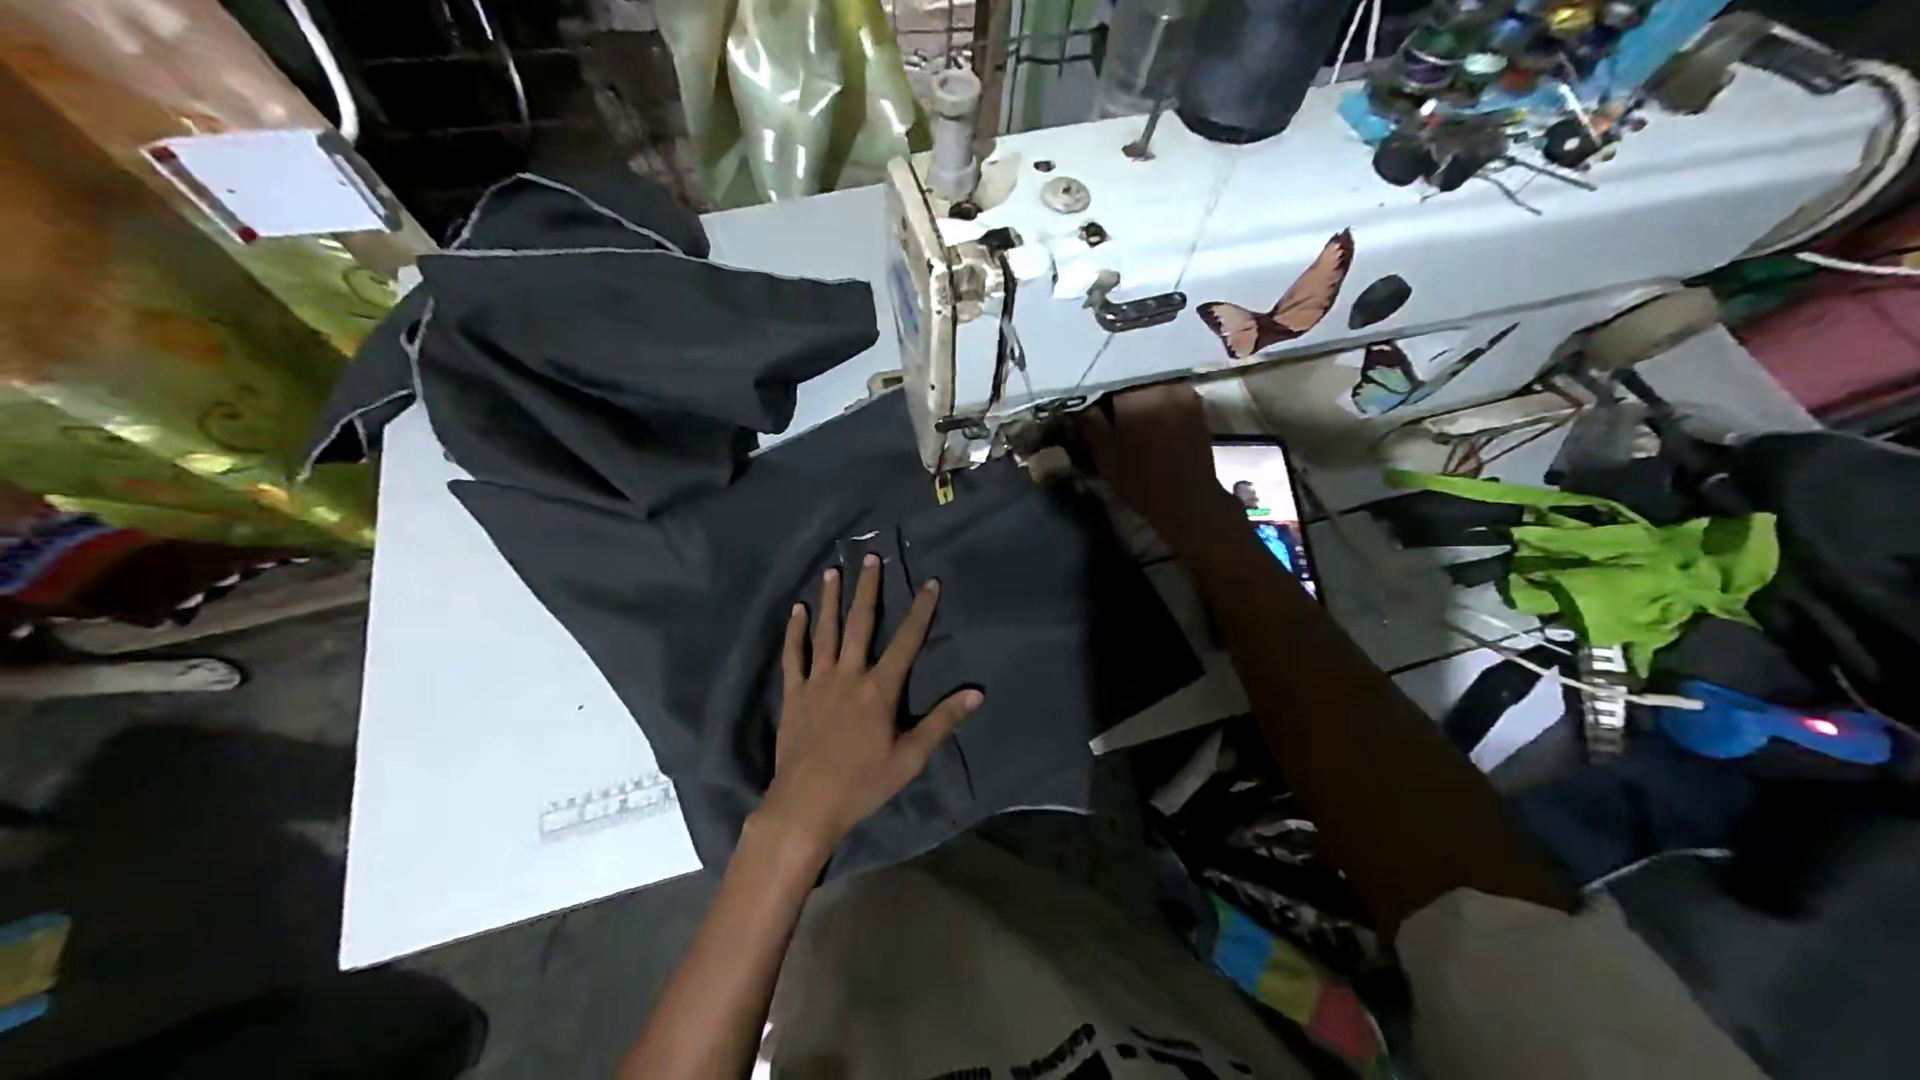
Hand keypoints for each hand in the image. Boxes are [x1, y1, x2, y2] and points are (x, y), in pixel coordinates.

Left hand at [758, 554, 981, 851]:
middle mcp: (848, 675)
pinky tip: (797, 610)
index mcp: (879, 689)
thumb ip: (942, 722)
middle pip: (860, 623)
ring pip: (825, 632)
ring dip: (830, 600)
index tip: (930, 582)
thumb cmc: (863, 784)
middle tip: (871, 557)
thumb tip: (976, 693)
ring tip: (833, 571)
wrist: (806, 806)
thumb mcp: (910, 758)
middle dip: (868, 589)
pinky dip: (795, 632)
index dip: (921, 610)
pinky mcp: (794, 694)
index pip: (906, 641)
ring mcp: (817, 682)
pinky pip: (793, 655)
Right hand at [1077, 381, 1242, 554]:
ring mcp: (1184, 393)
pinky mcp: (1196, 402)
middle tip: (1106, 400)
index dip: (1097, 386)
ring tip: (1127, 406)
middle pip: (1134, 377)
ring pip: (1153, 382)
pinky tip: (1148, 412)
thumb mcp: (1106, 457)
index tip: (1089, 396)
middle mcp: (1163, 387)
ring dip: (1139, 390)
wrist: (1188, 501)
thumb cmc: (1141, 482)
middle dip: (1119, 386)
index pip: (1110, 377)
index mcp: (1137, 399)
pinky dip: (1157, 397)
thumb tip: (1082, 406)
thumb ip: (1092, 426)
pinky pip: (1169, 390)